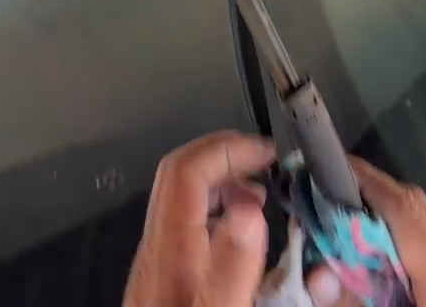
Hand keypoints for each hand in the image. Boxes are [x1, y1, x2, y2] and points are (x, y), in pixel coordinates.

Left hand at [124, 131, 275, 306]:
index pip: (187, 169)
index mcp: (170, 248)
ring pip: (181, 196)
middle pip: (179, 173)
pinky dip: (216, 210)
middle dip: (226, 156)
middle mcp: (157, 246)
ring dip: (222, 181)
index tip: (269, 156)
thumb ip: (235, 265)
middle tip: (267, 167)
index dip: (228, 148)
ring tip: (261, 198)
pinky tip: (241, 238)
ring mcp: (156, 262)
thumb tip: (249, 206)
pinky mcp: (162, 278)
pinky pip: (187, 222)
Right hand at [304, 157, 425, 306]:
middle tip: (327, 190)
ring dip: (386, 216)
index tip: (328, 167)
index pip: (407, 213)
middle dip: (373, 194)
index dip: (367, 184)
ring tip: (344, 217)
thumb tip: (316, 276)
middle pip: (419, 213)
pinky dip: (400, 243)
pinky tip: (373, 257)